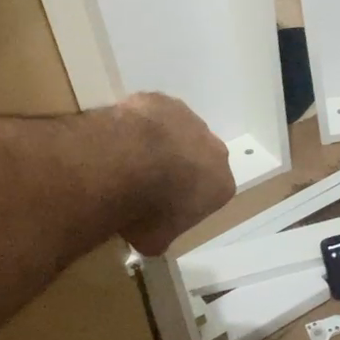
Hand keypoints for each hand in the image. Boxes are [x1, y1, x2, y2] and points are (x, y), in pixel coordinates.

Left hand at [114, 94, 233, 255]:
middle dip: (179, 168)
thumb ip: (160, 236)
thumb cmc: (148, 210)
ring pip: (176, 131)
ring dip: (159, 143)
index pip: (210, 194)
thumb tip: (151, 238)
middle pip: (198, 158)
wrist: (126, 163)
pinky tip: (118, 138)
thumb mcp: (155, 240)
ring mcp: (187, 118)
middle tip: (147, 183)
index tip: (164, 210)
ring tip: (129, 159)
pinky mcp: (160, 100)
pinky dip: (137, 124)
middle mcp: (213, 148)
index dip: (186, 202)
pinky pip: (150, 113)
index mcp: (221, 184)